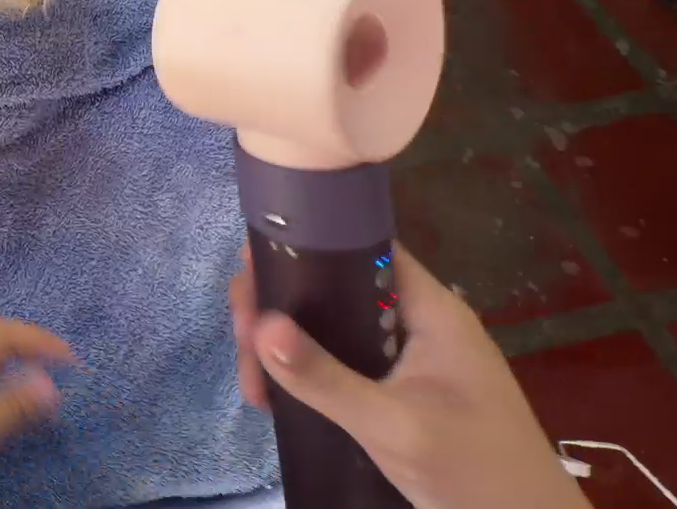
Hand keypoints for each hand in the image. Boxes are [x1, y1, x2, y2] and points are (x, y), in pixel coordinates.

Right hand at [230, 245, 590, 508]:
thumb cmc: (479, 476)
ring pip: (317, 323)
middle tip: (242, 339)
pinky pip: (326, 356)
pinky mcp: (388, 384)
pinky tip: (273, 395)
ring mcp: (400, 353)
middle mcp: (411, 319)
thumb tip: (258, 326)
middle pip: (322, 284)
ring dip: (275, 344)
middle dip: (272, 306)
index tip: (250, 271)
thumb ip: (326, 377)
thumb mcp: (396, 427)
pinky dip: (293, 369)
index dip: (297, 245)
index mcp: (427, 309)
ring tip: (253, 384)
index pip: (354, 245)